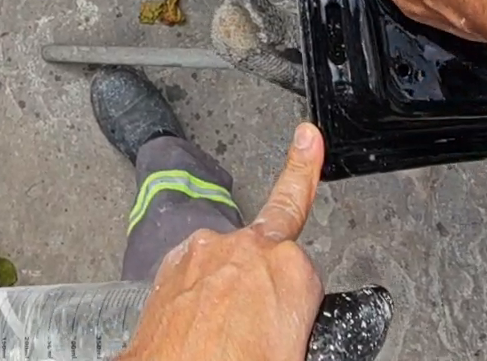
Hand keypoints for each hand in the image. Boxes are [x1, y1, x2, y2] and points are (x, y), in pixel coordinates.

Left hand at [119, 124, 325, 360]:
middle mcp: (248, 248)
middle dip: (272, 281)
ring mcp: (207, 250)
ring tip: (229, 332)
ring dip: (235, 282)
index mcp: (291, 271)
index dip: (307, 292)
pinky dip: (204, 284)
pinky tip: (202, 320)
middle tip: (264, 314)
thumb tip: (291, 317)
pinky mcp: (175, 260)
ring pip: (233, 259)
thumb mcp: (297, 349)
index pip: (311, 267)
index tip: (309, 146)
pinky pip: (200, 266)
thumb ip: (298, 315)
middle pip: (274, 253)